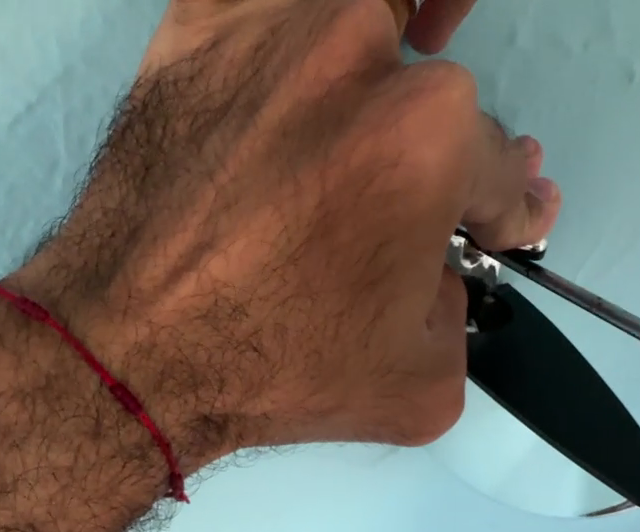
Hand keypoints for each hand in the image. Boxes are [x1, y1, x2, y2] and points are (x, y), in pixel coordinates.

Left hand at [8, 0, 560, 462]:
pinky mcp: (198, 26)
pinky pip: (268, 10)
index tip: (503, 223)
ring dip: (391, 51)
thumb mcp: (419, 385)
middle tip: (425, 195)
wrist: (130, 351)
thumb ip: (462, 315)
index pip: (501, 168)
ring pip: (364, 15)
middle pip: (438, 91)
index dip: (510, 209)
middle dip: (448, 154)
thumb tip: (443, 272)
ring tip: (384, 91)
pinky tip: (305, 68)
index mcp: (427, 139)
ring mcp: (272, 28)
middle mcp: (357, 55)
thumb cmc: (270, 371)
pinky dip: (296, 34)